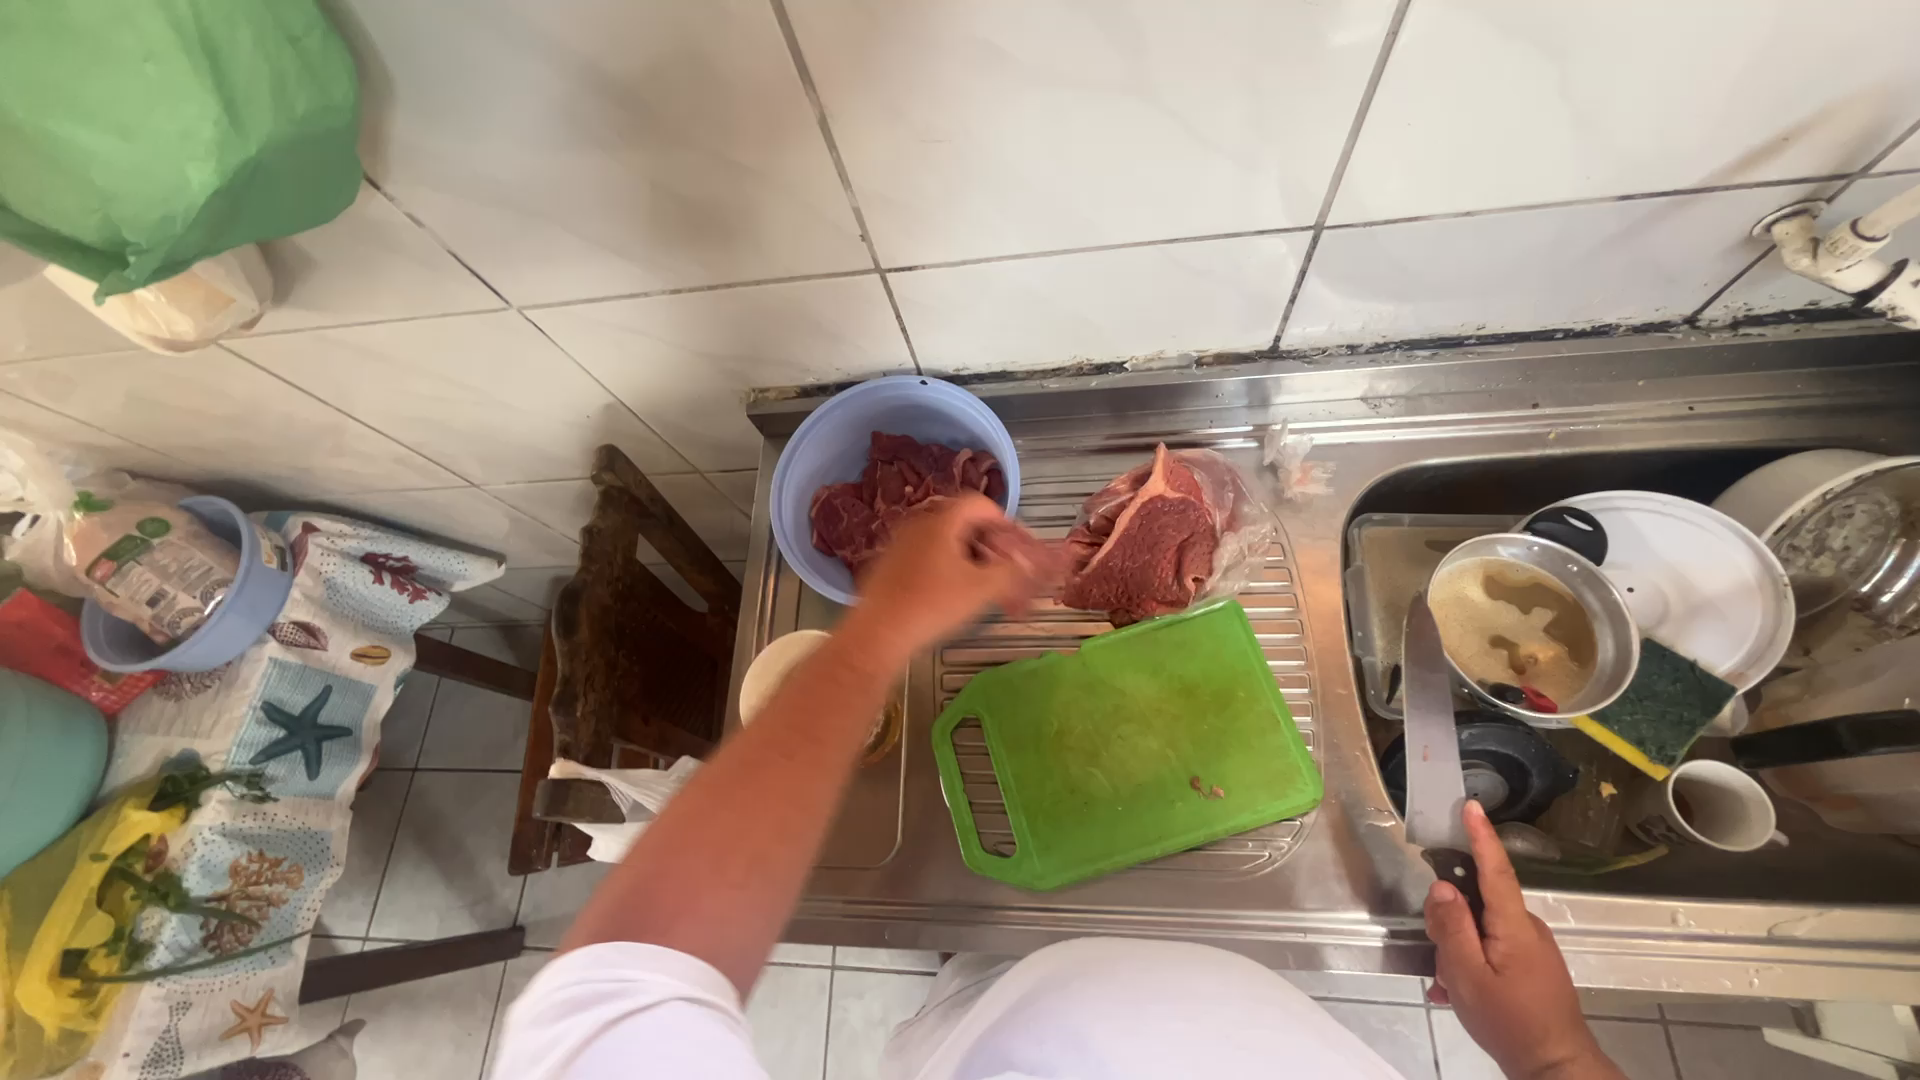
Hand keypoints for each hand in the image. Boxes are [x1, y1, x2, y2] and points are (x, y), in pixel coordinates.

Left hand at [836, 495, 1049, 666]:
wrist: (878, 634)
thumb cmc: (932, 605)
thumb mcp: (981, 589)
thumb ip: (1011, 571)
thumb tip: (1028, 562)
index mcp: (942, 521)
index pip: (980, 504)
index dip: (1004, 521)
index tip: (1017, 545)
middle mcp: (918, 523)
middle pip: (963, 524)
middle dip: (990, 545)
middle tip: (1005, 570)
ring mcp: (900, 544)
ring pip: (945, 543)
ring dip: (970, 560)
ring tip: (983, 588)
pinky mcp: (888, 565)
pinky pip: (926, 558)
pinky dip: (946, 569)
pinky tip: (952, 596)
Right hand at [1425, 801, 1620, 1079]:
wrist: (1557, 1071)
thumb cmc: (1509, 1022)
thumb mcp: (1467, 974)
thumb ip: (1451, 926)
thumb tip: (1442, 886)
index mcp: (1514, 926)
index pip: (1496, 870)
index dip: (1482, 837)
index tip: (1471, 806)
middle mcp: (1528, 929)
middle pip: (1477, 901)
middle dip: (1449, 920)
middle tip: (1439, 957)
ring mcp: (1533, 948)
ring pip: (1480, 927)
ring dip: (1457, 948)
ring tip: (1448, 984)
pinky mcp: (1532, 964)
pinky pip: (1490, 946)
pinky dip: (1469, 962)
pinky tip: (1458, 991)